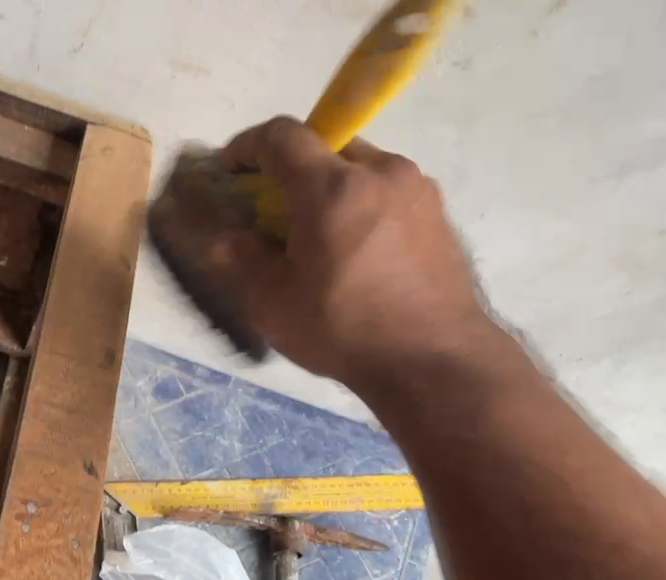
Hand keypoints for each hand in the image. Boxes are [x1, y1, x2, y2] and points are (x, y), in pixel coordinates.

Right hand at [151, 117, 502, 385]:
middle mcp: (380, 171)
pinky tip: (353, 254)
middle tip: (273, 211)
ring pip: (360, 169)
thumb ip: (243, 259)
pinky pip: (386, 192)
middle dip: (292, 169)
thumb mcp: (271, 303)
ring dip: (329, 189)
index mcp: (331, 188)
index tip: (228, 168)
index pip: (282, 136)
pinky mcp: (437, 212)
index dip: (246, 145)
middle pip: (326, 146)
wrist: (432, 358)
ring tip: (315, 238)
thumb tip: (228, 235)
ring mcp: (416, 188)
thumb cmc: (341, 330)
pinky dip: (360, 207)